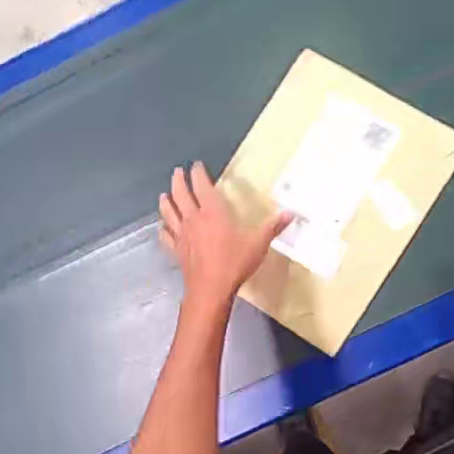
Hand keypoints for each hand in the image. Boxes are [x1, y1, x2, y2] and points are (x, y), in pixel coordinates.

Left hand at [159, 162, 290, 312]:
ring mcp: (181, 234)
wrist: (211, 288)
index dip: (198, 173)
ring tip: (165, 194)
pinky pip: (166, 235)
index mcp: (213, 212)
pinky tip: (163, 226)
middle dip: (178, 180)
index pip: (201, 185)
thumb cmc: (235, 262)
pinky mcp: (176, 249)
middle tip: (177, 172)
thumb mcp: (259, 243)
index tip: (197, 165)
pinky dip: (163, 228)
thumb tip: (291, 214)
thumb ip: (273, 227)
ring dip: (166, 200)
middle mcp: (193, 218)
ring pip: (168, 211)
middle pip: (180, 193)